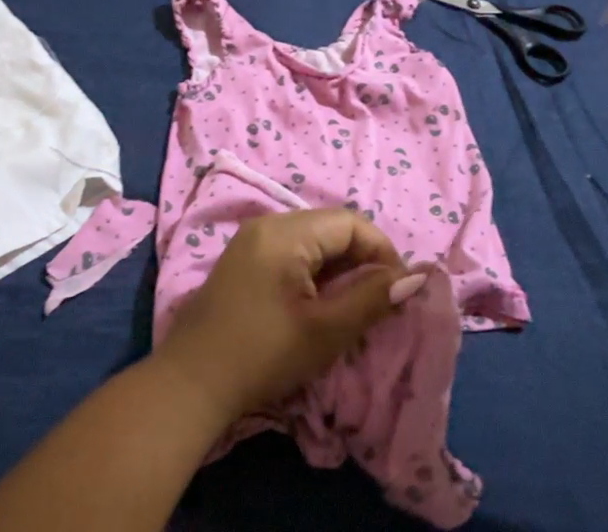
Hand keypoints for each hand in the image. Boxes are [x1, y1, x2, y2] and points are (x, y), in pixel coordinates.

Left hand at [150, 209, 414, 421]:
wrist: (190, 385)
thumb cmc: (263, 354)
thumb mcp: (326, 329)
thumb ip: (373, 298)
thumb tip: (417, 277)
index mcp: (285, 232)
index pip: (351, 223)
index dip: (383, 252)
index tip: (400, 291)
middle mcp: (266, 225)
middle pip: (331, 228)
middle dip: (362, 261)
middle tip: (380, 303)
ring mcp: (250, 244)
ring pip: (312, 243)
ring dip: (340, 270)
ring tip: (354, 309)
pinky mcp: (242, 264)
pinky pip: (291, 255)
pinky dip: (315, 275)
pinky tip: (321, 308)